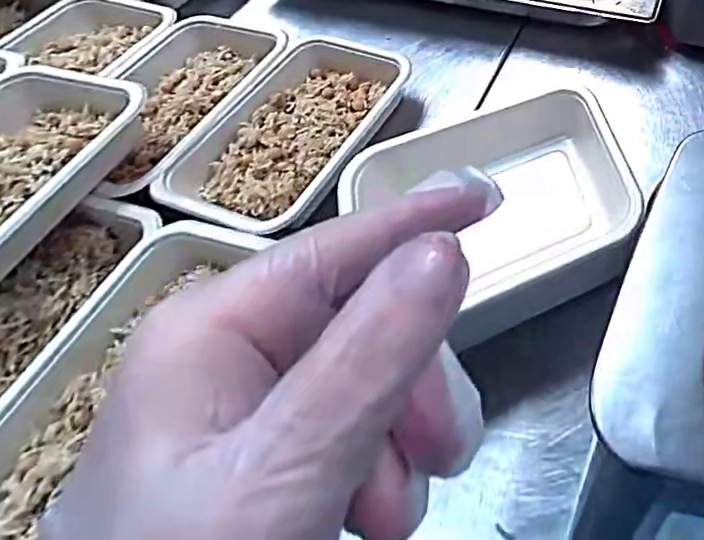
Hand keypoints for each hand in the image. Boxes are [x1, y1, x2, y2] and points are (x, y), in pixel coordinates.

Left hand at [42, 171, 501, 539]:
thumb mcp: (280, 479)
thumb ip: (368, 359)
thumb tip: (444, 247)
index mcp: (213, 328)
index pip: (344, 244)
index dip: (425, 215)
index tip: (490, 195)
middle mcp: (231, 350)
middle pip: (371, 315)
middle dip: (418, 379)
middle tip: (444, 446)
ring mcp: (249, 404)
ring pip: (378, 370)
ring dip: (408, 433)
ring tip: (391, 512)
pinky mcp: (268, 453)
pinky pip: (361, 420)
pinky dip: (387, 463)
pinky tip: (370, 514)